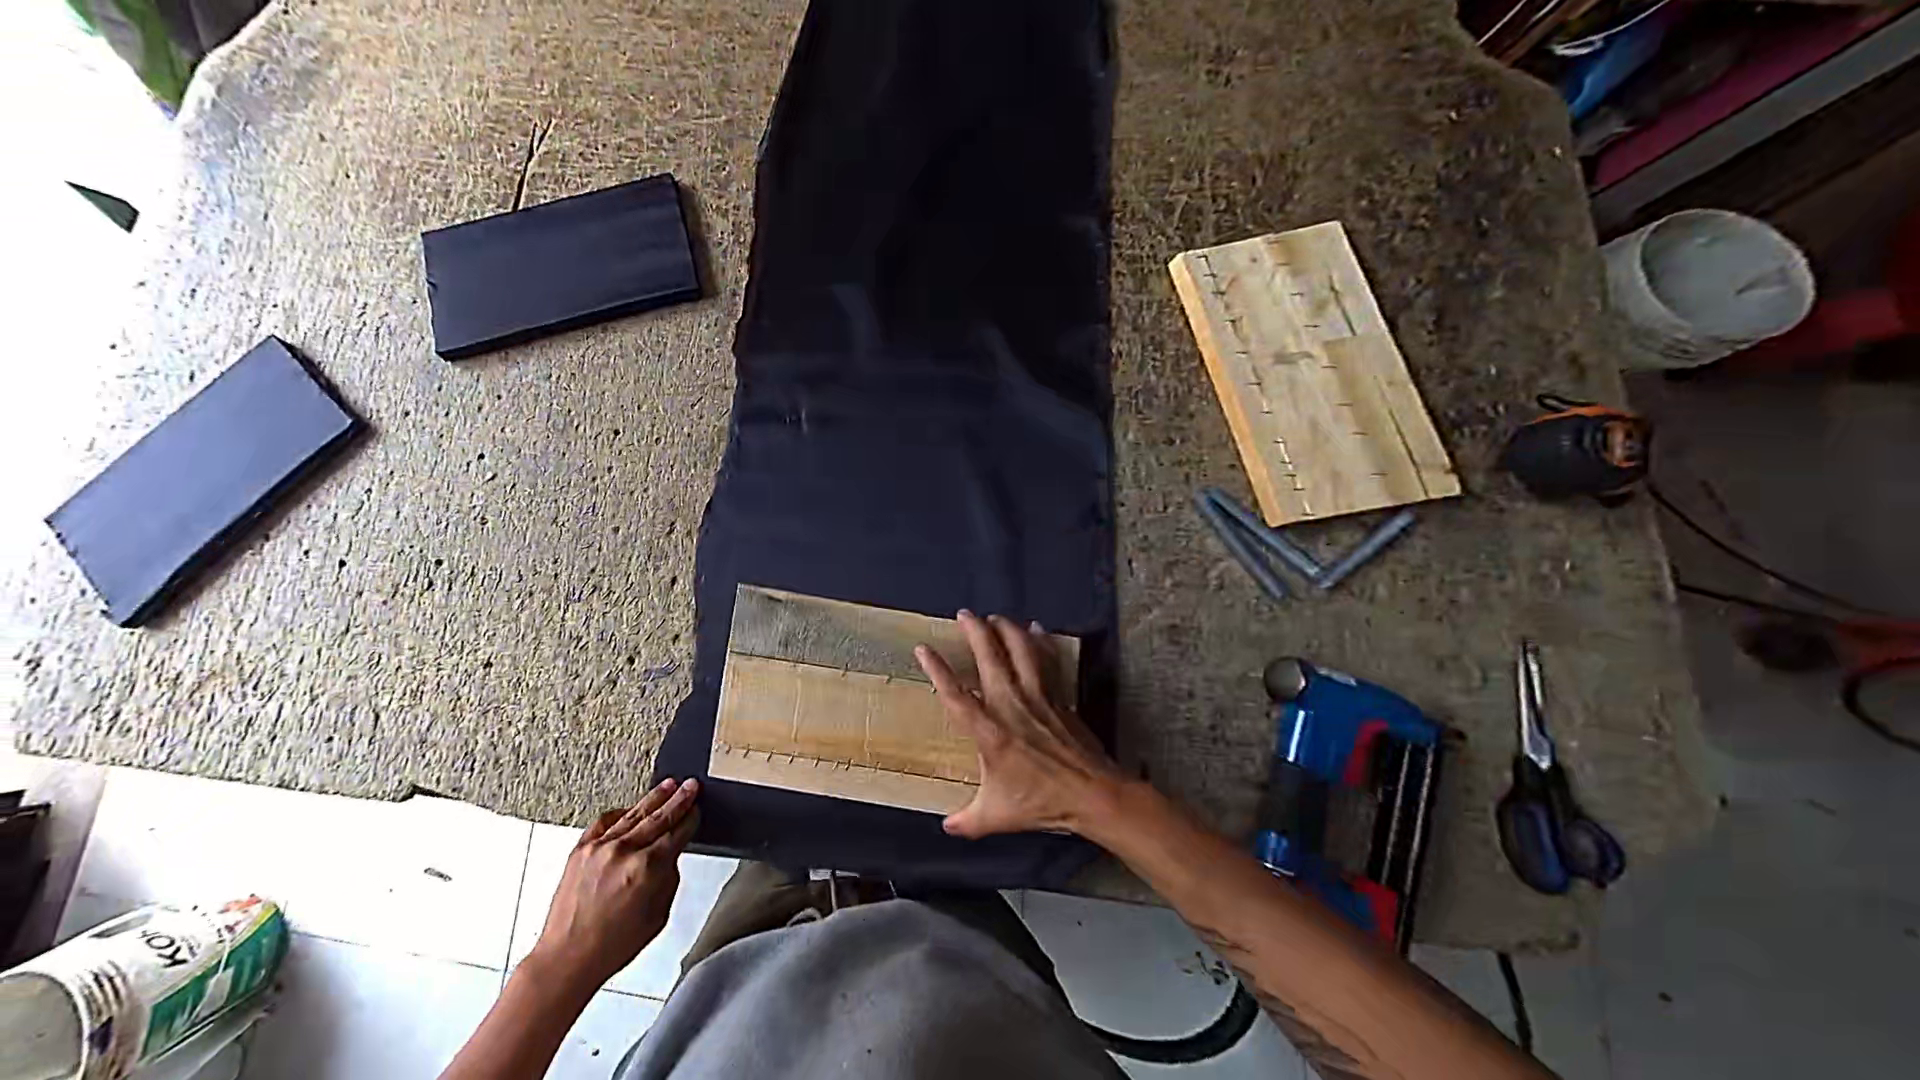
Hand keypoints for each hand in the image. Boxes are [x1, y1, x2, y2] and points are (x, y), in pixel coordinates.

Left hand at [526, 777, 699, 993]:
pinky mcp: (580, 850)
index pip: (677, 832)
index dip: (690, 819)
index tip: (696, 810)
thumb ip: (668, 877)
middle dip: (679, 799)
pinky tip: (631, 807)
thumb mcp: (658, 913)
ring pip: (635, 813)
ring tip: (668, 786)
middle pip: (660, 816)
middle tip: (690, 786)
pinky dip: (621, 812)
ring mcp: (600, 848)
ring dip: (655, 798)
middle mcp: (623, 852)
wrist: (567, 958)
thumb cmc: (611, 944)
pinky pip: (605, 822)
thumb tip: (670, 854)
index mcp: (647, 868)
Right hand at [915, 611, 1124, 838]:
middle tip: (964, 614)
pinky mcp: (1059, 698)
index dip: (937, 670)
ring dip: (1006, 629)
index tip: (923, 648)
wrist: (1093, 794)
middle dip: (975, 632)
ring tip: (994, 616)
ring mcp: (1038, 698)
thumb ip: (967, 821)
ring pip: (1021, 652)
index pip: (955, 695)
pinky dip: (1041, 642)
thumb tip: (946, 827)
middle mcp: (1011, 706)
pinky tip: (1036, 628)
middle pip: (989, 659)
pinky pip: (1047, 662)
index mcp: (989, 733)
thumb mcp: (996, 817)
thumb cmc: (1042, 803)